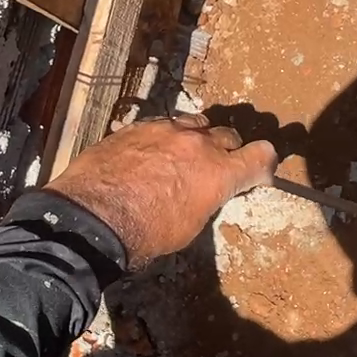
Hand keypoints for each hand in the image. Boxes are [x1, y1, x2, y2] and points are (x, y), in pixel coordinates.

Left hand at [44, 113, 276, 263]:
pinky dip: (167, 137)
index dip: (264, 164)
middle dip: (228, 151)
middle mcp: (199, 143)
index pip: (262, 155)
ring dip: (197, 138)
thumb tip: (207, 189)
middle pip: (228, 136)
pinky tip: (153, 153)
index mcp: (220, 172)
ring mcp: (167, 129)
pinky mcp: (139, 125)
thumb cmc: (144, 233)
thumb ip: (208, 198)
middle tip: (217, 166)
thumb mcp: (190, 226)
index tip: (258, 173)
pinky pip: (164, 124)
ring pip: (197, 123)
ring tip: (184, 155)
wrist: (92, 217)